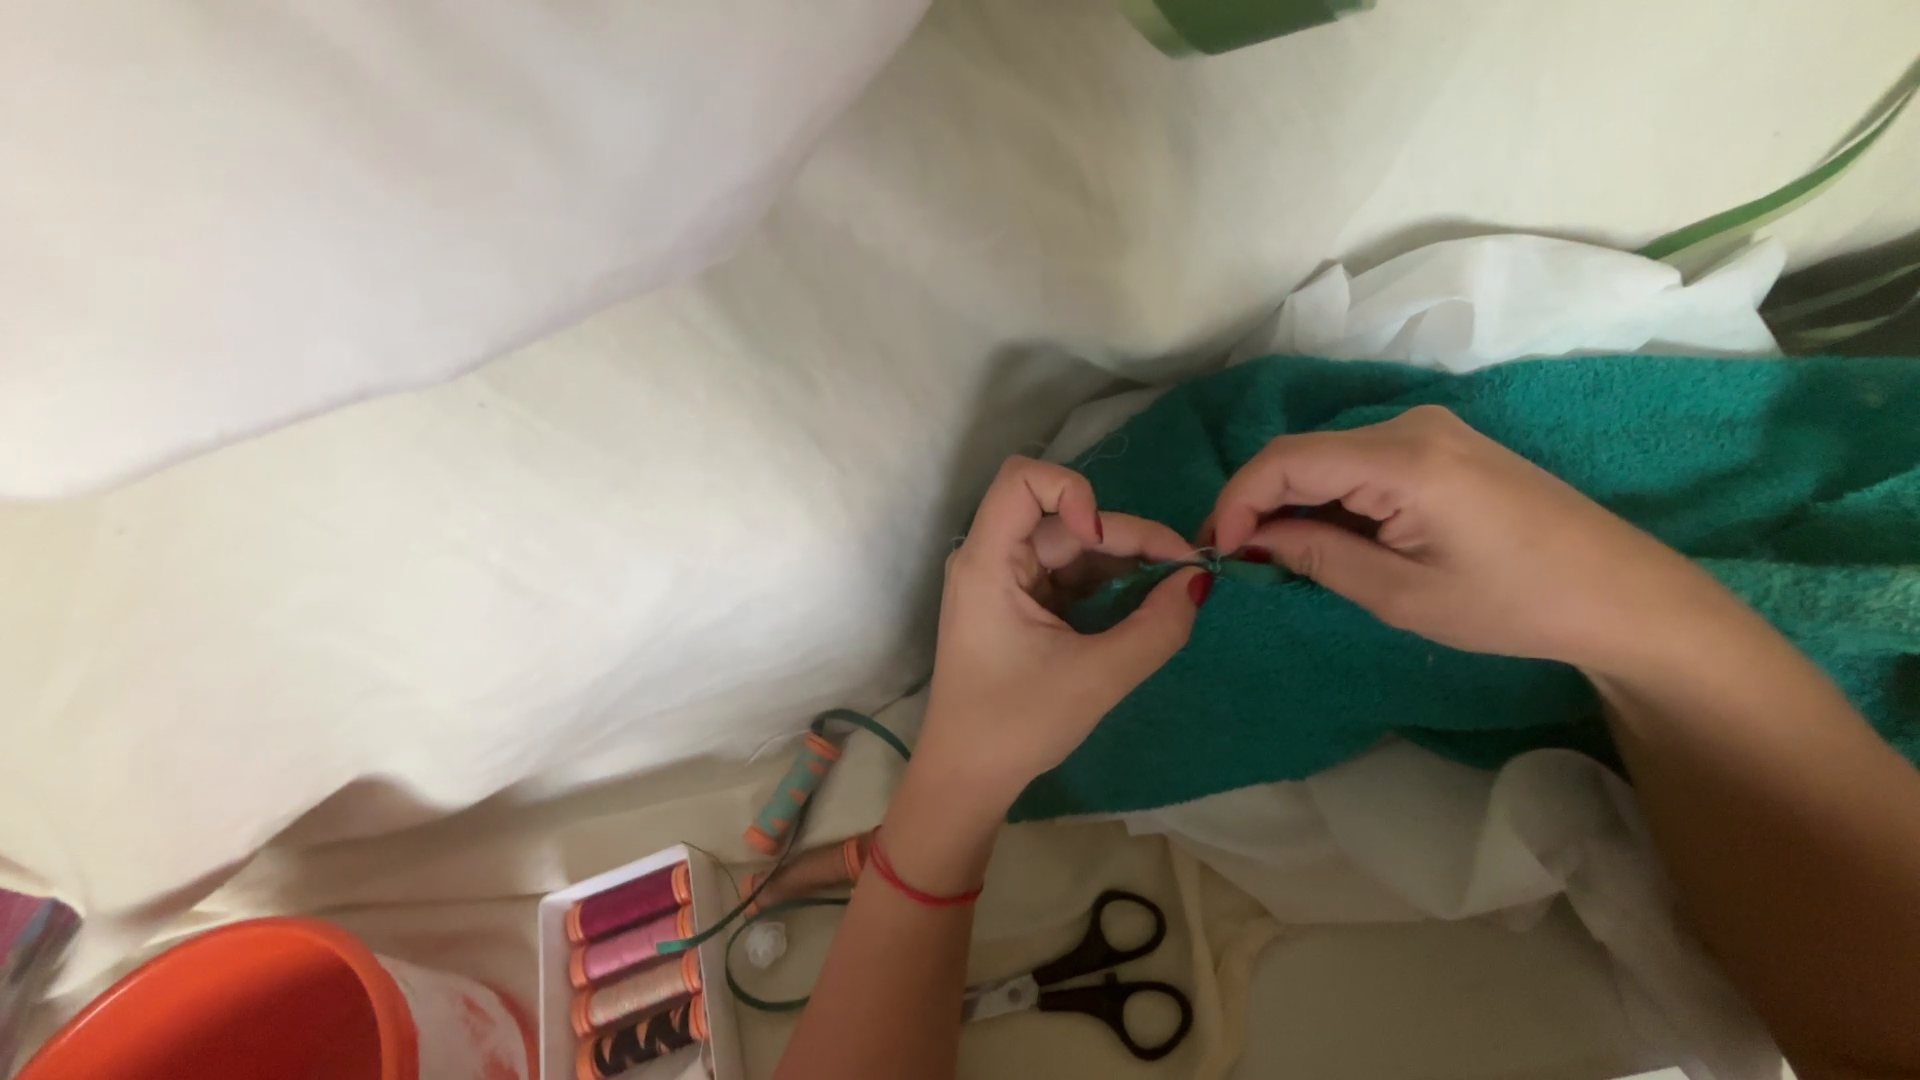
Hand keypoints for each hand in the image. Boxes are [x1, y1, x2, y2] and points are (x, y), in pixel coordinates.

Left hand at [913, 457, 1208, 818]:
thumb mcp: (1097, 676)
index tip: (1102, 542)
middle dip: (1125, 537)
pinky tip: (1146, 599)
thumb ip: (1156, 627)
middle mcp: (991, 559)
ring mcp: (1005, 581)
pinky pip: (1068, 575)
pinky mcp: (1020, 604)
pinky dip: (1107, 583)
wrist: (968, 775)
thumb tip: (1200, 581)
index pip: (1022, 480)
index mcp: (988, 562)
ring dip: (1123, 561)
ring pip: (1071, 546)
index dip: (1072, 491)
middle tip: (1189, 568)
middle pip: (1063, 518)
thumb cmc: (1017, 724)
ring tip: (1176, 585)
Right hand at [1209, 405, 1735, 674]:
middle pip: (1300, 452)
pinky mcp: (1441, 444)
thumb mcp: (1399, 595)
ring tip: (1274, 553)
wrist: (1621, 597)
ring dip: (1290, 500)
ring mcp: (1429, 429)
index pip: (1285, 460)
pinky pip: (1357, 460)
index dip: (1238, 501)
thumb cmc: (1511, 605)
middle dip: (1257, 502)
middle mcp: (1411, 425)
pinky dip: (1325, 495)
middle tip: (1235, 557)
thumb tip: (1251, 539)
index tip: (1220, 552)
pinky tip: (1322, 533)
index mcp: (1403, 459)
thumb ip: (1315, 556)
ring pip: (1325, 455)